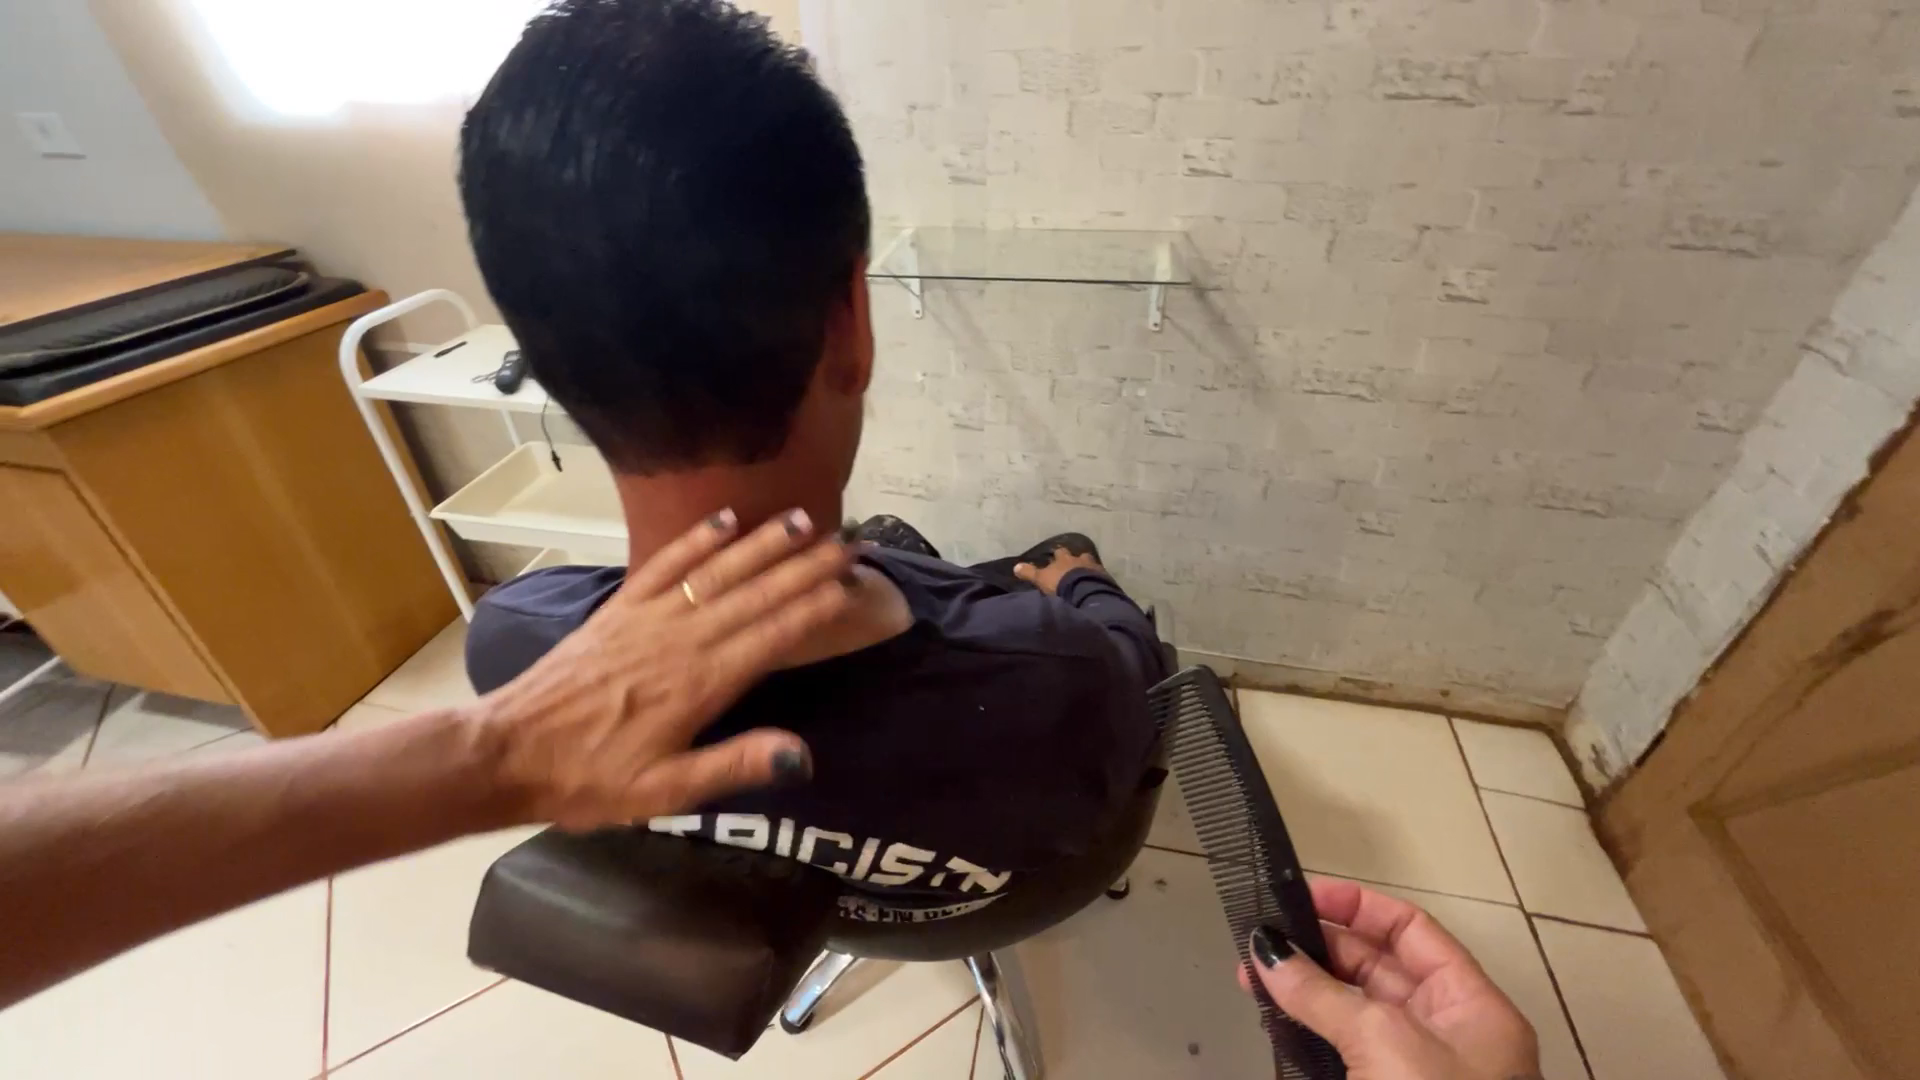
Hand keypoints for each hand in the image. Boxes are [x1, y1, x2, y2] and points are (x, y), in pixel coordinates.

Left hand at [470, 509, 855, 829]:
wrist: (504, 751)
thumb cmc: (591, 778)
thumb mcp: (664, 792)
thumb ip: (733, 766)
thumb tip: (802, 755)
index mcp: (702, 683)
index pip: (773, 635)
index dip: (815, 608)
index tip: (851, 586)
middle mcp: (684, 638)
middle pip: (757, 594)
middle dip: (806, 566)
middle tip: (848, 543)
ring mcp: (651, 616)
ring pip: (719, 571)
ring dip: (764, 543)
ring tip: (802, 520)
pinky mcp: (621, 607)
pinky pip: (666, 564)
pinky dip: (697, 538)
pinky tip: (726, 518)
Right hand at [1013, 546, 1106, 595]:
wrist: (1085, 594)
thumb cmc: (1060, 585)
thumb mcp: (1041, 579)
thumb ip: (1029, 572)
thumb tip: (1015, 566)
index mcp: (1064, 558)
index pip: (1059, 552)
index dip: (1057, 556)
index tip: (1055, 559)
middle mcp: (1080, 559)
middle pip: (1078, 556)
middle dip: (1075, 560)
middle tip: (1072, 568)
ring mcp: (1095, 568)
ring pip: (1091, 565)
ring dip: (1087, 569)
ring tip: (1085, 578)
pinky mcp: (1106, 579)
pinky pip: (1100, 577)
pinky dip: (1097, 580)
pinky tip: (1094, 587)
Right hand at [1244, 879, 1540, 1079]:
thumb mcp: (1380, 1040)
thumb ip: (1318, 989)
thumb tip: (1263, 946)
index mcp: (1470, 1006)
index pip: (1409, 928)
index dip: (1356, 904)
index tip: (1301, 895)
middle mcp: (1445, 1029)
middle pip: (1373, 963)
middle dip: (1314, 946)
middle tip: (1261, 938)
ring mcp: (1413, 1067)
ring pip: (1349, 1004)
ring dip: (1300, 984)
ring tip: (1251, 972)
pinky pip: (1338, 1042)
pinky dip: (1304, 1023)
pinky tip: (1269, 1012)